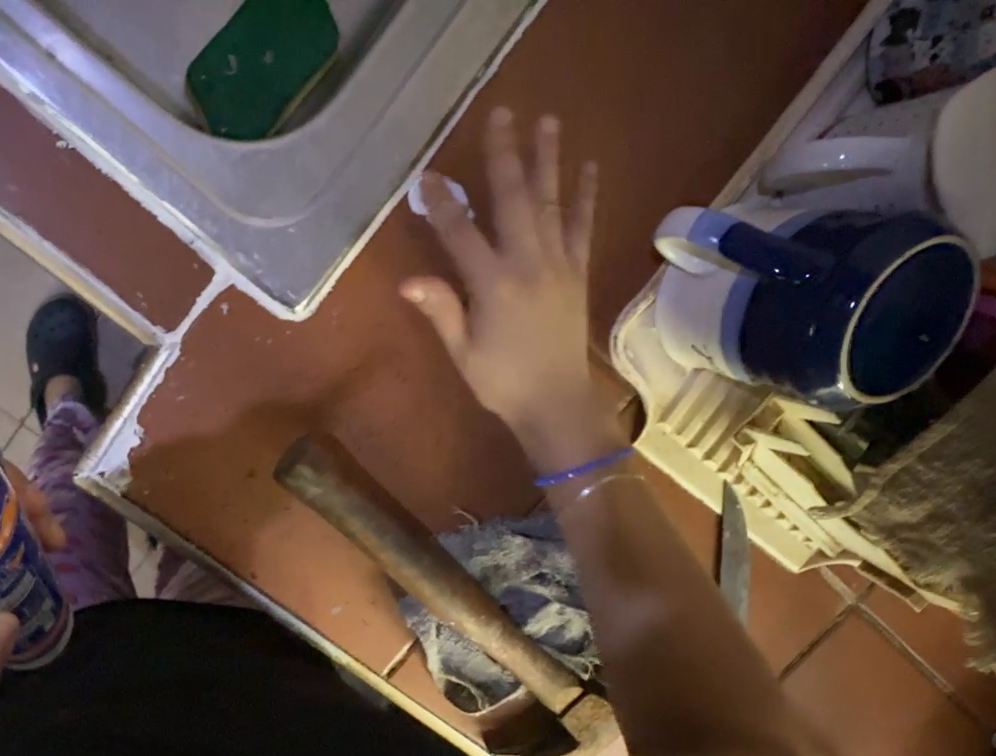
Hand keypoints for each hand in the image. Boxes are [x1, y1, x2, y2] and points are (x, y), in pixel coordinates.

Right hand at [401, 108, 623, 468]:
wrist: (556, 402)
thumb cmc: (501, 382)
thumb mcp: (463, 352)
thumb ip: (441, 310)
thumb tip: (407, 281)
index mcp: (492, 285)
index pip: (460, 234)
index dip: (441, 204)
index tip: (427, 177)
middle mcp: (527, 264)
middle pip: (512, 200)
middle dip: (504, 156)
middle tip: (501, 114)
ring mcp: (558, 264)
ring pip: (549, 203)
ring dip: (547, 160)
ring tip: (547, 121)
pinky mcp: (578, 272)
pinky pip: (581, 226)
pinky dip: (585, 196)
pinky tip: (587, 168)